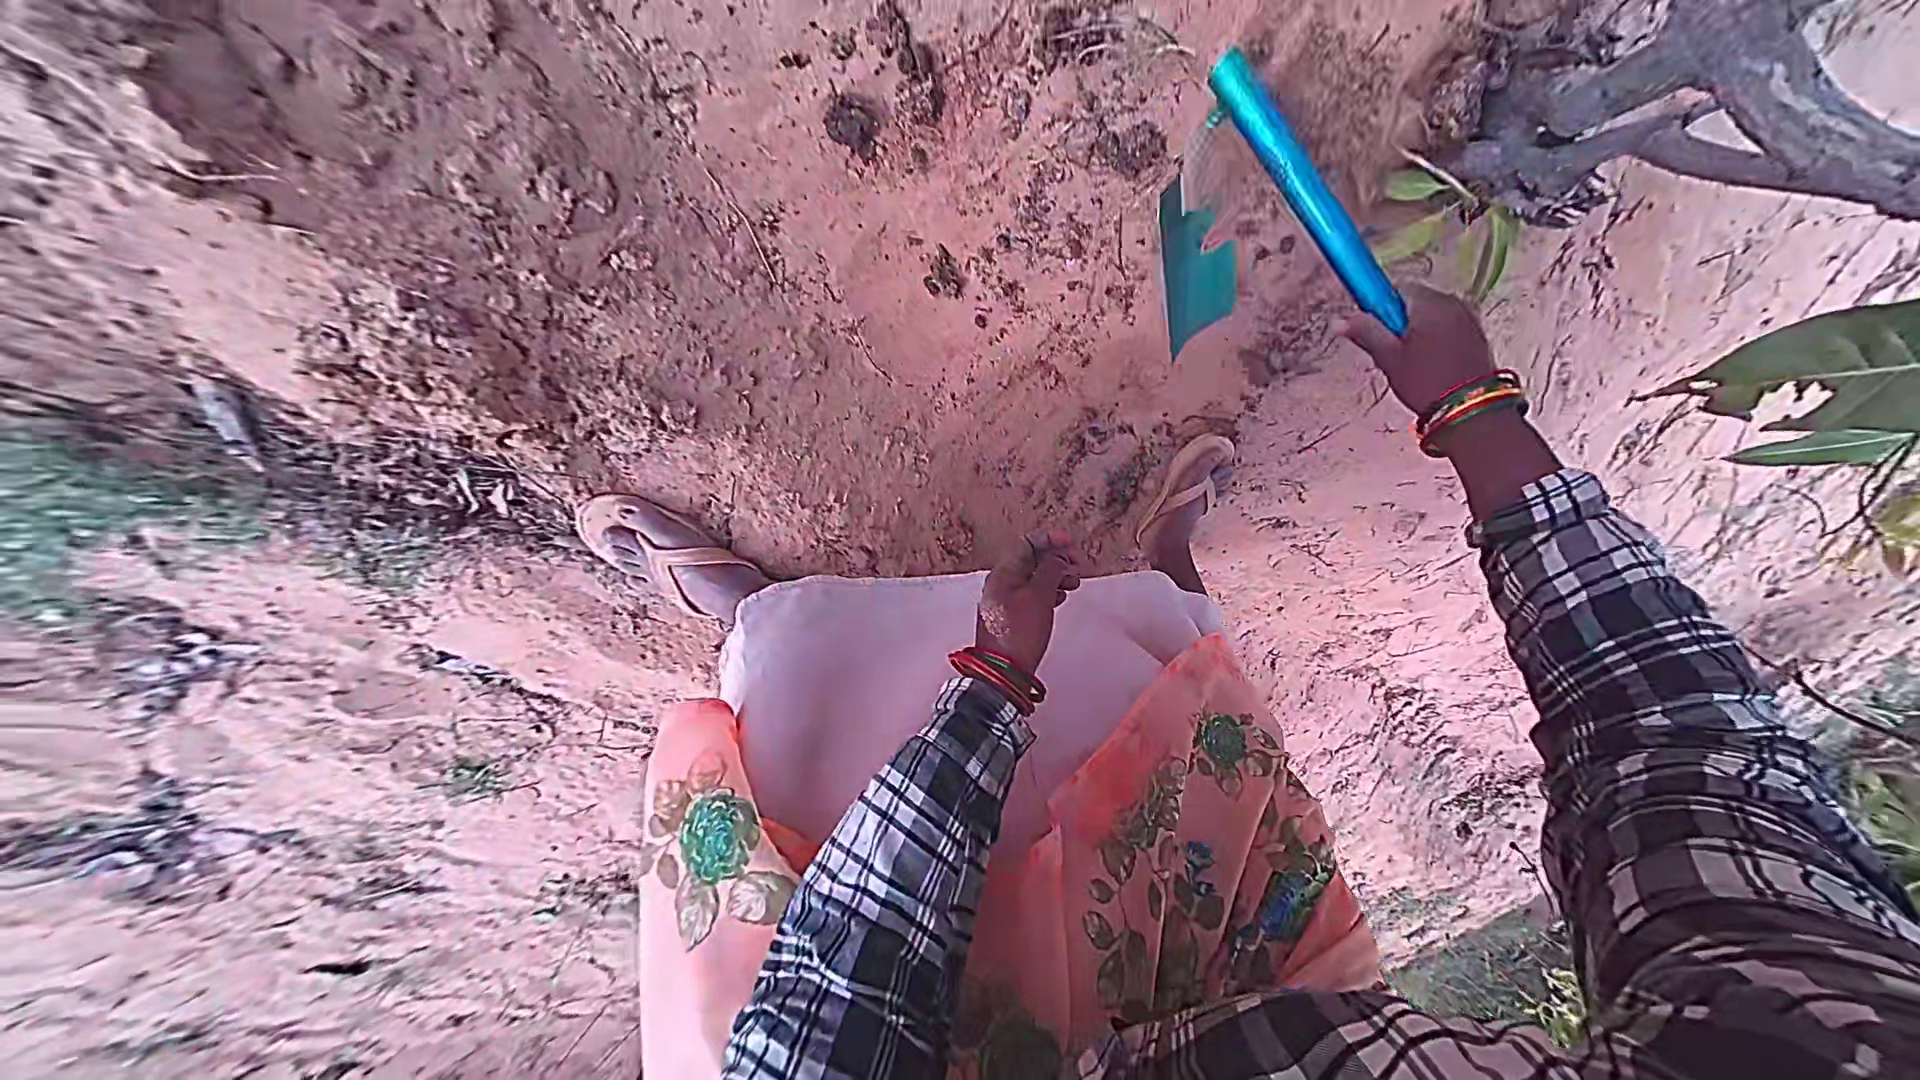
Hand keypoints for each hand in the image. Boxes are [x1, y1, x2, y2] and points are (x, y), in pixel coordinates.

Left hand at [976, 528, 1081, 675]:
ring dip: (1056, 575)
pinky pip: (1033, 594)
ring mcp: (1007, 599)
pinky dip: (1049, 591)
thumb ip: (1049, 571)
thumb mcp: (1038, 596)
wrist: (1005, 670)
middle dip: (1056, 558)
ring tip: (1074, 582)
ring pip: (1034, 577)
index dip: (1050, 539)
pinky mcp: (1014, 615)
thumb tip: (1057, 557)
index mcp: (1003, 573)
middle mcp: (1002, 583)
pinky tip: (1061, 597)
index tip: (1070, 543)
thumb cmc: (1019, 633)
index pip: (1026, 543)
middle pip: (1031, 560)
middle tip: (1077, 564)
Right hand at [1336, 283, 1494, 417]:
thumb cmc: (1425, 381)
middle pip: (1412, 302)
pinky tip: (1424, 362)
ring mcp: (1467, 317)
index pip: (1395, 289)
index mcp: (1430, 304)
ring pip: (1427, 315)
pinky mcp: (1474, 333)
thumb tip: (1338, 319)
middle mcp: (1453, 303)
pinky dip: (1429, 338)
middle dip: (1394, 321)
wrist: (1469, 407)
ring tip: (1405, 361)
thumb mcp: (1388, 357)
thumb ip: (1365, 332)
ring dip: (1411, 331)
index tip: (1369, 329)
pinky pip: (1443, 326)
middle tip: (1386, 351)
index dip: (1377, 307)